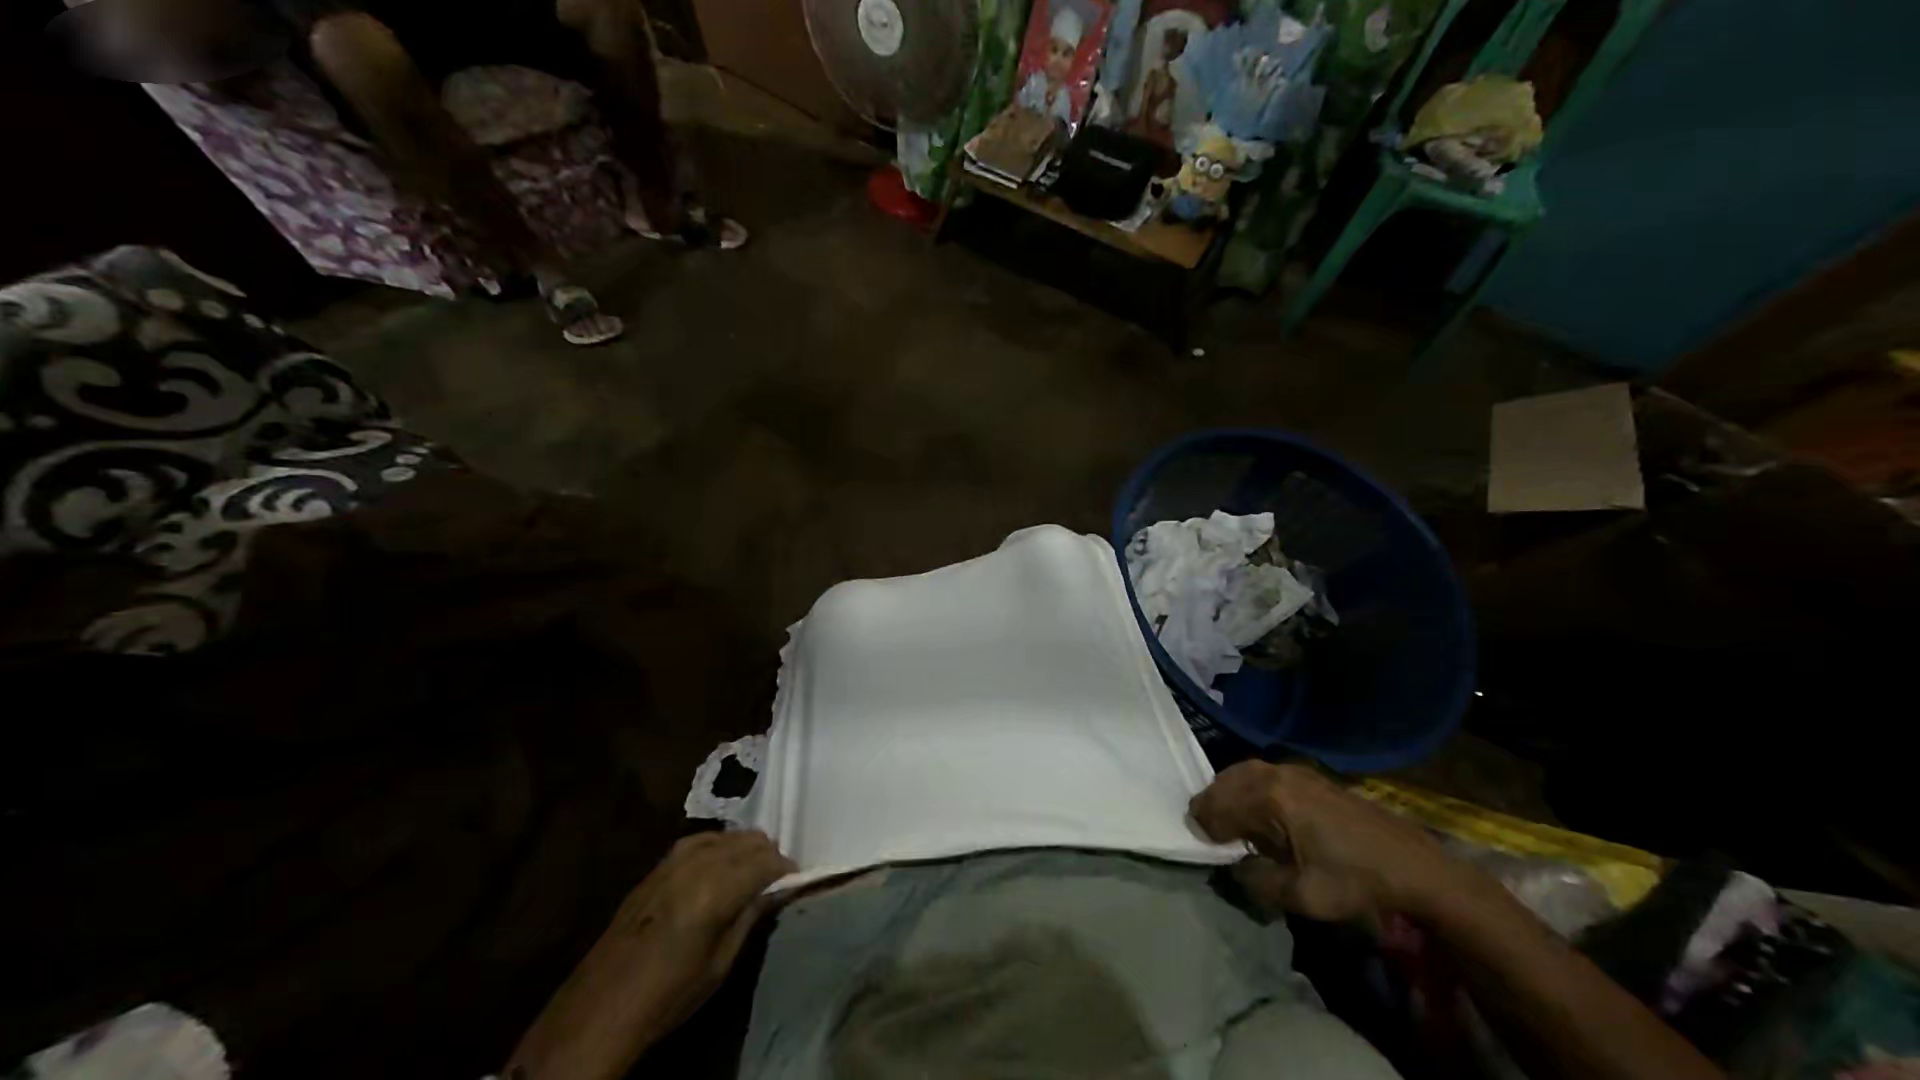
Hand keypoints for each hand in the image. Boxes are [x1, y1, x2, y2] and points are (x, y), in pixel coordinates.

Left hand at [600, 830, 795, 1018]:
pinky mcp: (655, 868)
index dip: (785, 867)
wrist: (602, 1007)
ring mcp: (672, 862)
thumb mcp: (720, 964)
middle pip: (746, 841)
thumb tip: (775, 891)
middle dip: (767, 853)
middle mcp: (697, 865)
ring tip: (752, 866)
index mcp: (716, 890)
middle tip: (777, 874)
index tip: (796, 878)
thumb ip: (750, 917)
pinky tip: (721, 860)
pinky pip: (698, 841)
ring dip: (743, 846)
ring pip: (723, 836)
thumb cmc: (669, 995)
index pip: (765, 861)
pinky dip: (718, 845)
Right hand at [1190, 762, 1466, 923]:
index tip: (1205, 847)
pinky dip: (1248, 787)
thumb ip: (1256, 880)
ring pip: (1242, 773)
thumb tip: (1235, 865)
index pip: (1217, 806)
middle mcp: (1276, 774)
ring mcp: (1295, 770)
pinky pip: (1263, 773)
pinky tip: (1257, 811)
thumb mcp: (1301, 896)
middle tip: (1208, 832)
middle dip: (1212, 806)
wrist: (1414, 867)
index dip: (1205, 828)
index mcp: (1270, 798)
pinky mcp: (1310, 774)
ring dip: (1228, 794)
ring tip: (1228, 821)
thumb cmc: (1355, 882)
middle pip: (1225, 782)